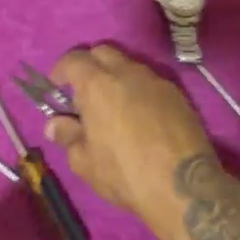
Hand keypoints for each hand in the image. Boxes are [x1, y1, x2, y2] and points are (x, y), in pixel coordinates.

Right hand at [46, 44, 214, 239]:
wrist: (183, 187)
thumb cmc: (125, 174)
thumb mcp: (85, 162)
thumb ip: (68, 136)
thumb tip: (55, 125)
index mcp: (98, 85)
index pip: (74, 59)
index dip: (61, 70)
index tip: (56, 87)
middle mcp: (128, 73)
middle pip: (103, 53)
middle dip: (89, 66)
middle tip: (84, 94)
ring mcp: (157, 82)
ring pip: (130, 66)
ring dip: (116, 78)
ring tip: (113, 108)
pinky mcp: (178, 95)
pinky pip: (150, 83)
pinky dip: (138, 91)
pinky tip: (139, 118)